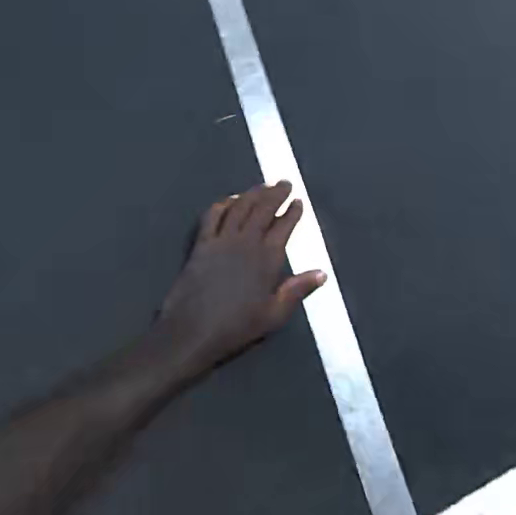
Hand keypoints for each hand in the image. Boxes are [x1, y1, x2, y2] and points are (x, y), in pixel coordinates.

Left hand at [151, 181, 325, 378]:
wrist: (193, 330)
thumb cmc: (237, 326)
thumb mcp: (274, 314)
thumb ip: (297, 290)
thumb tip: (322, 273)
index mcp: (267, 258)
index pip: (284, 226)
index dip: (293, 212)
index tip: (298, 201)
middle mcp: (246, 241)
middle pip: (263, 209)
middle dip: (276, 194)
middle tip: (285, 183)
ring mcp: (222, 240)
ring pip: (240, 207)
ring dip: (253, 193)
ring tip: (263, 186)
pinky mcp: (201, 243)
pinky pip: (213, 215)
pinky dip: (223, 203)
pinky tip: (229, 200)